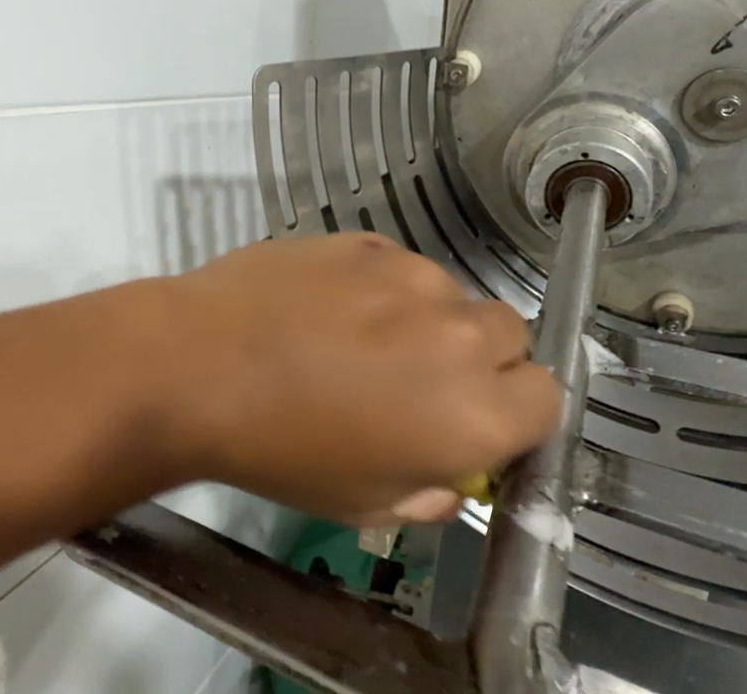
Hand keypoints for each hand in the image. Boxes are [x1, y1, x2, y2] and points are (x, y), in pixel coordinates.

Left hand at [147, 233, 560, 523]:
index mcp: (476, 413)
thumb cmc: (279, 450)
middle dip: (480, 362)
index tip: (473, 422)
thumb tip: (451, 479)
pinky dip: (383, 287)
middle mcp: (462, 335)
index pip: (548, 401)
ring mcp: (414, 276)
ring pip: (453, 296)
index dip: (513, 415)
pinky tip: (328, 306)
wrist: (198, 366)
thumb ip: (429, 493)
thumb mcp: (361, 504)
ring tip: (359, 339)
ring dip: (428, 319)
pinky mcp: (367, 240)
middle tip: (416, 381)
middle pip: (510, 338)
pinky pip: (400, 266)